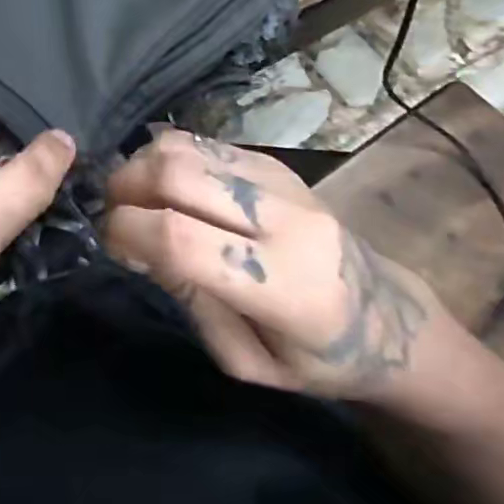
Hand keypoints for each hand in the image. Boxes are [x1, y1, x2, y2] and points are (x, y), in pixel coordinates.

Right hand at [104, 127, 451, 401]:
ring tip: (136, 198)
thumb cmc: (317, 358)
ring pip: (180, 146)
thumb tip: (137, 244)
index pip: (179, 238)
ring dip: (138, 167)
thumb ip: (189, 299)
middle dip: (123, 189)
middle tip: (116, 215)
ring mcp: (280, 181)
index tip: (112, 247)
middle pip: (174, 173)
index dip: (125, 233)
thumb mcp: (246, 362)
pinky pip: (196, 141)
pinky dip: (162, 159)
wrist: (391, 321)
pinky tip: (165, 188)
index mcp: (285, 286)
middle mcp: (286, 220)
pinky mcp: (271, 162)